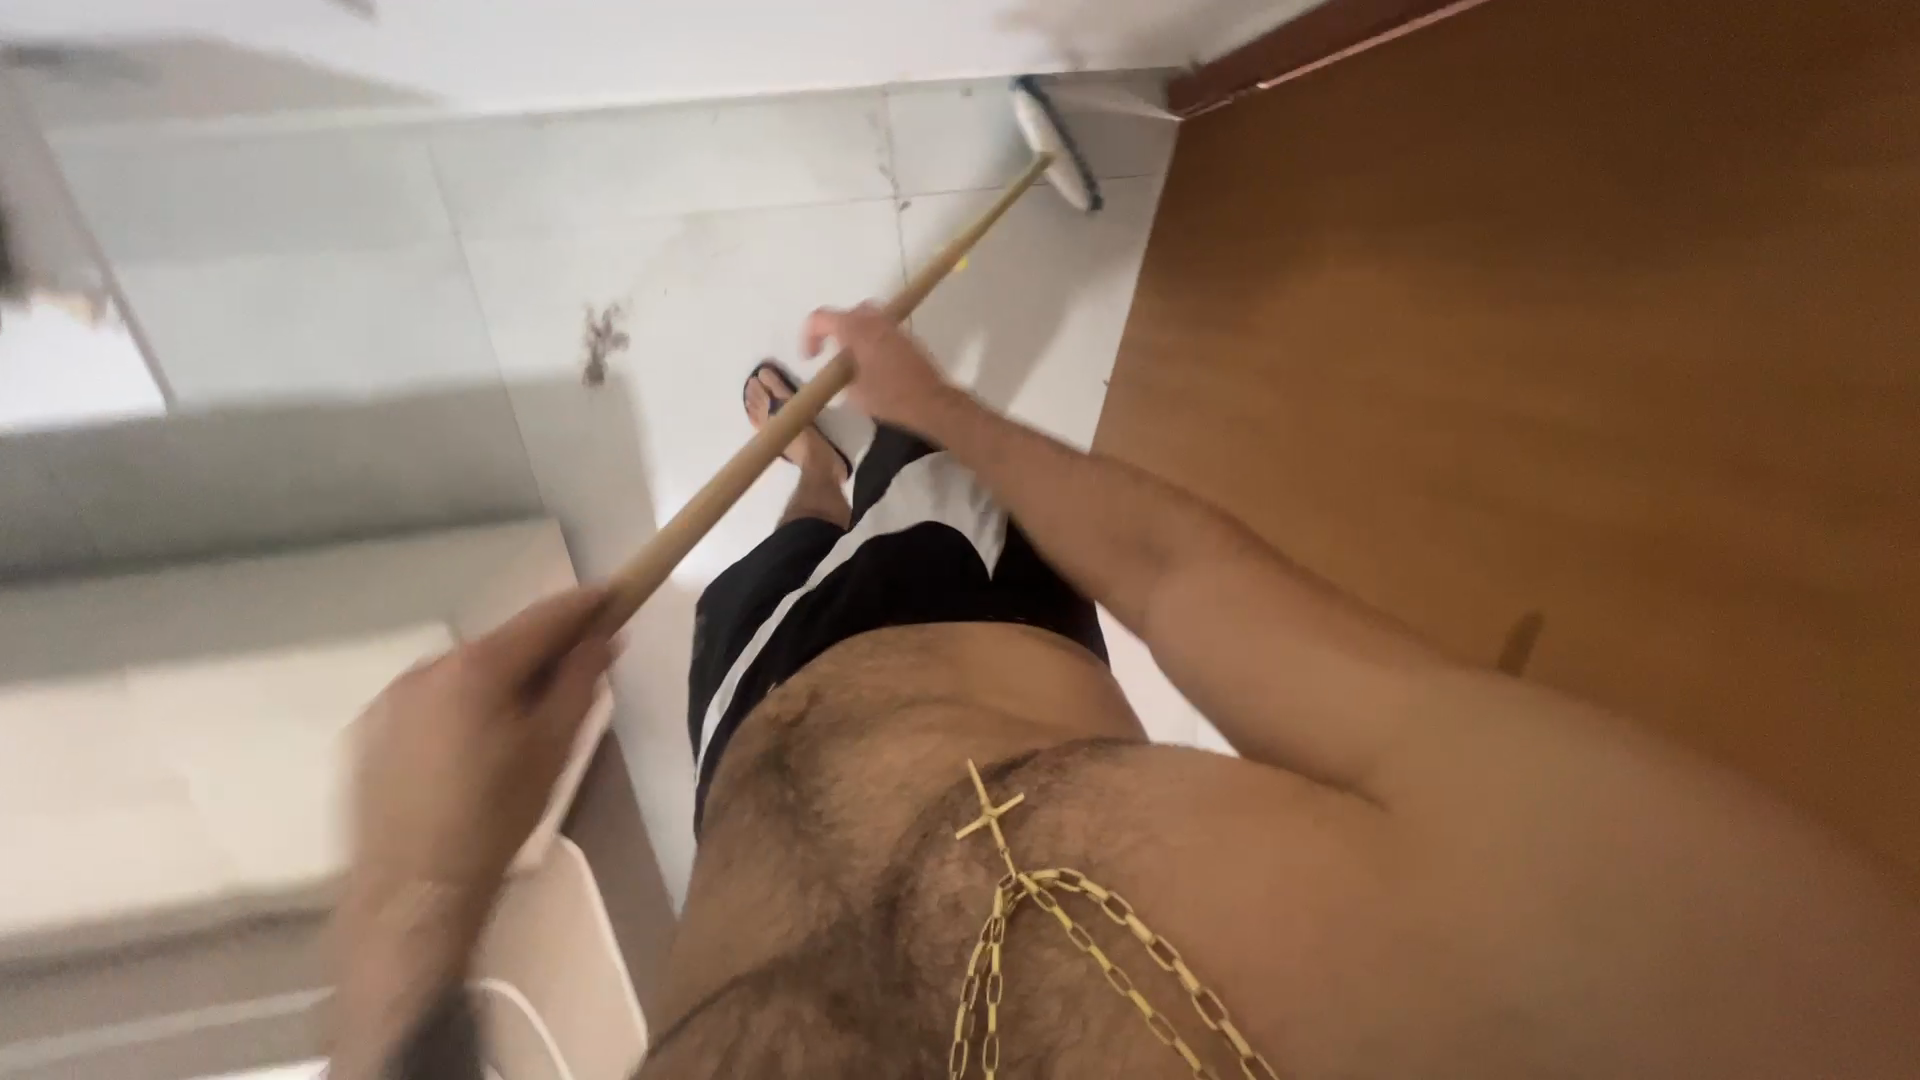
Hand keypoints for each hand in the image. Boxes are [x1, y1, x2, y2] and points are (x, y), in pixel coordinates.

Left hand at [347, 586, 615, 909]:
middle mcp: (427, 669)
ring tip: (523, 721)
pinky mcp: (368, 730)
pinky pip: (432, 700)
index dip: (584, 604)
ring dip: (502, 679)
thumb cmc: (499, 815)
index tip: (615, 594)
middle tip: (579, 671)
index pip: (544, 618)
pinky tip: (474, 747)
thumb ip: (583, 679)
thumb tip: (604, 636)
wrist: (413, 893)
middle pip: (503, 644)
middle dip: (544, 651)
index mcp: (477, 668)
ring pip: (466, 672)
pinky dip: (463, 705)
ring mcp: (390, 699)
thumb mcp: (557, 744)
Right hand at [803, 303, 958, 429]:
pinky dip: (872, 339)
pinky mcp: (907, 337)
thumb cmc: (889, 397)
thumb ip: (841, 375)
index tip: (810, 357)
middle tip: (832, 352)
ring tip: (852, 358)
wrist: (930, 401)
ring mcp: (893, 326)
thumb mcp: (854, 393)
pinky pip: (882, 329)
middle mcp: (874, 320)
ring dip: (854, 333)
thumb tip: (841, 373)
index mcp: (855, 329)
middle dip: (834, 330)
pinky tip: (872, 363)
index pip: (820, 318)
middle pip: (846, 313)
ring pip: (866, 318)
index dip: (808, 335)